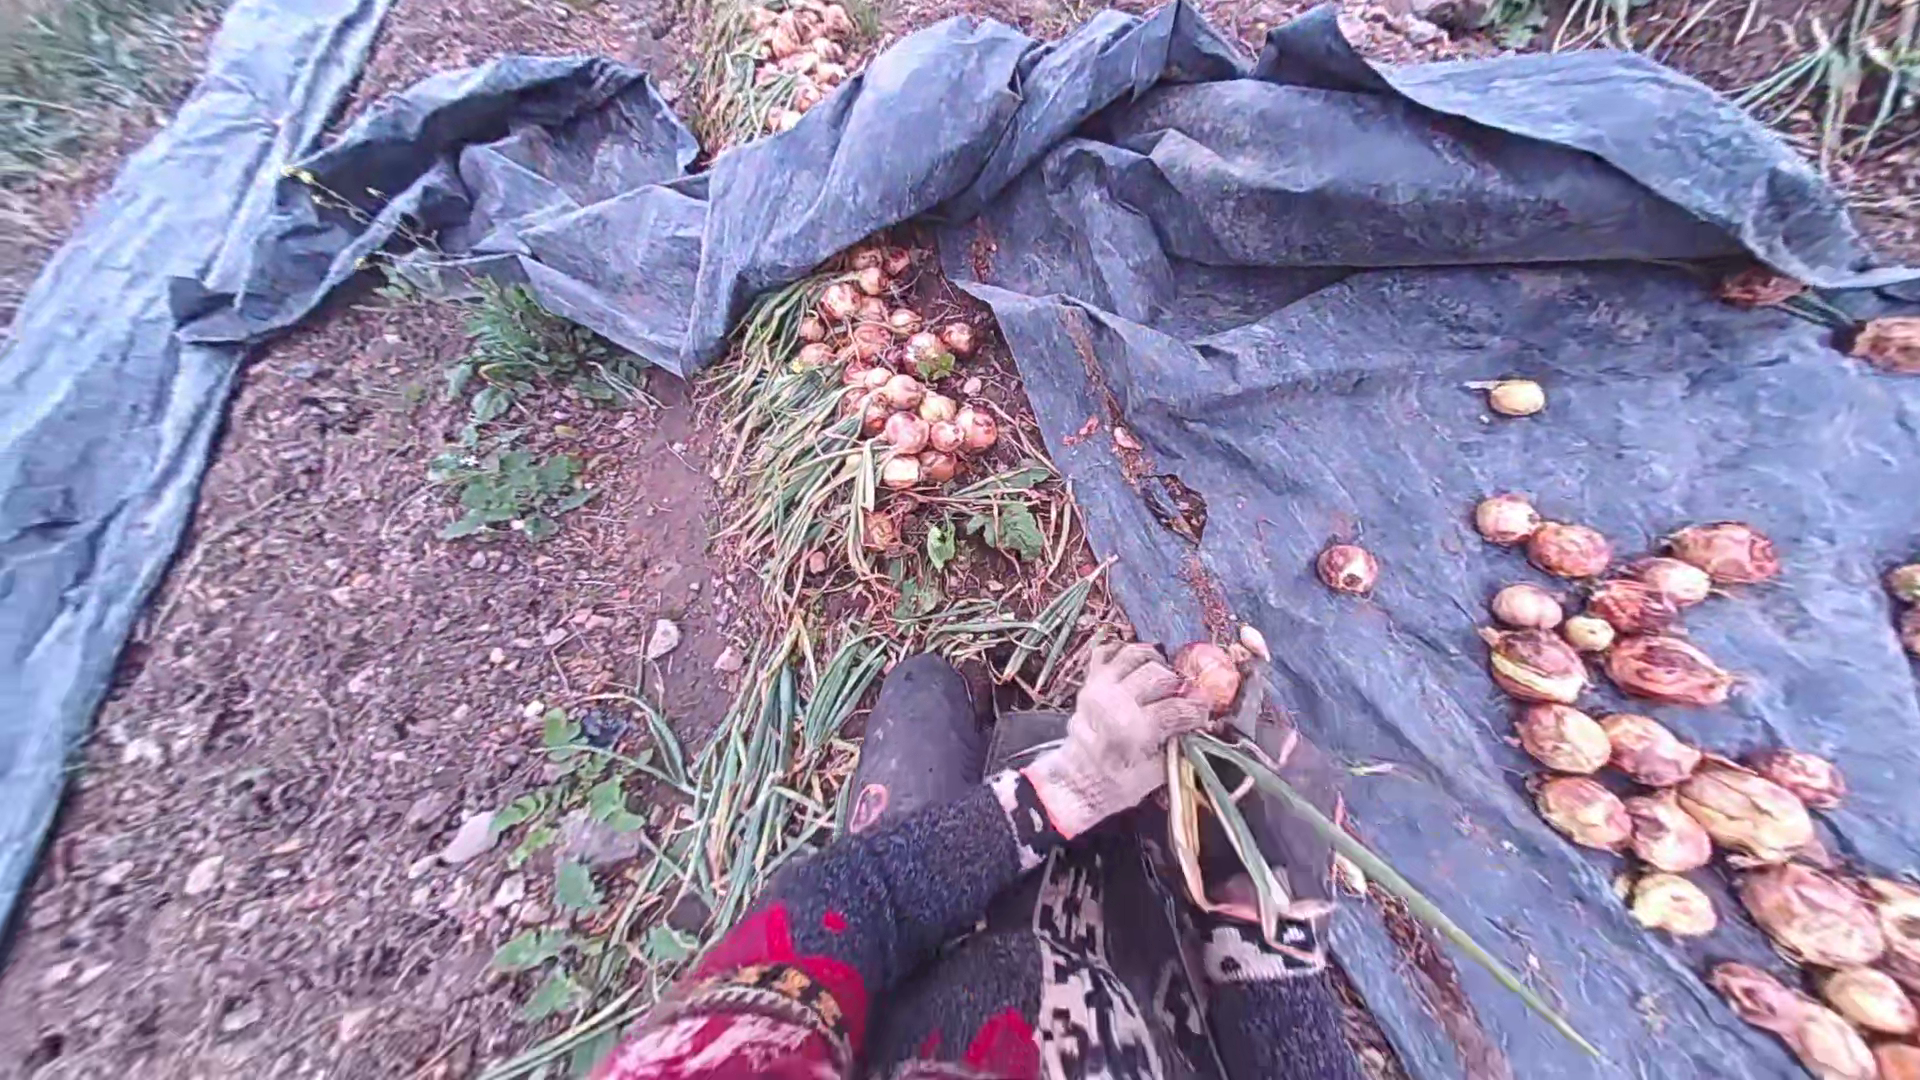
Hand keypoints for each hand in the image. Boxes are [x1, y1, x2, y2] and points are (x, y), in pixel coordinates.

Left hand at [1023, 642, 1213, 836]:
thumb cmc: (1117, 783)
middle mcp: (1114, 701)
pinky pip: (1106, 653)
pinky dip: (1123, 652)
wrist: (1077, 779)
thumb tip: (1200, 724)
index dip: (1196, 708)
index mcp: (1133, 730)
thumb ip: (1178, 746)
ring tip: (1165, 673)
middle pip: (1156, 674)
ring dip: (1154, 660)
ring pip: (1132, 655)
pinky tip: (1138, 662)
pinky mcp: (1089, 682)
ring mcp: (1099, 687)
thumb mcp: (1155, 775)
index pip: (1175, 708)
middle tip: (1186, 692)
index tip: (1205, 711)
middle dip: (1178, 682)